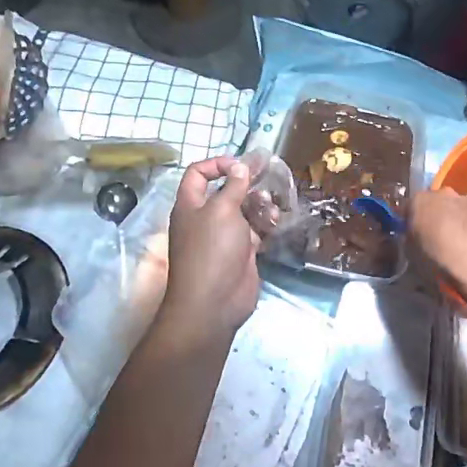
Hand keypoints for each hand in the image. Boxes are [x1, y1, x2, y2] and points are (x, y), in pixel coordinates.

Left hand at [160, 156, 261, 336]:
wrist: (214, 302)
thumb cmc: (212, 250)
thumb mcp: (222, 211)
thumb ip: (233, 186)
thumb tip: (239, 166)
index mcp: (190, 204)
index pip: (197, 173)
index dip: (217, 164)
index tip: (240, 165)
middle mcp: (205, 218)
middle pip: (225, 191)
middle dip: (246, 184)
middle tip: (268, 178)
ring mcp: (224, 236)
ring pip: (243, 210)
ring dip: (259, 204)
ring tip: (272, 205)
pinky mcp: (241, 252)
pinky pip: (254, 230)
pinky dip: (265, 224)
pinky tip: (276, 221)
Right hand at [410, 188, 466, 298]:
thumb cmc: (436, 258)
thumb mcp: (411, 250)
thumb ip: (411, 235)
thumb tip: (416, 234)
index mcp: (419, 200)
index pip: (410, 205)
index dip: (411, 219)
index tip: (413, 231)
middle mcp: (443, 193)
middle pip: (436, 201)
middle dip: (436, 214)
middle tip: (436, 234)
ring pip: (458, 206)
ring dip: (456, 217)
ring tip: (459, 239)